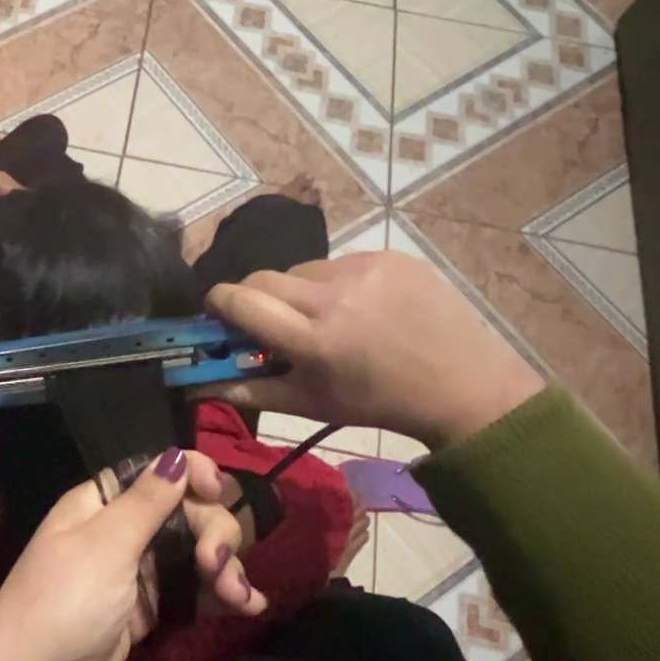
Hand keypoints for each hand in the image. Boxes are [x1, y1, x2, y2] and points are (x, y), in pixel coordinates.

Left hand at [0, 448, 251, 660]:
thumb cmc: (65, 602)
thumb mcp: (106, 546)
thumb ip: (147, 502)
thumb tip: (177, 455)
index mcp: (99, 504)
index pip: (153, 473)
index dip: (189, 474)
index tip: (216, 491)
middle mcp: (116, 531)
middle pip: (182, 512)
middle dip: (213, 532)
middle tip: (218, 564)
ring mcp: (132, 572)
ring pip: (192, 553)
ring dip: (223, 567)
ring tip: (240, 596)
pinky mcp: (143, 610)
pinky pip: (188, 591)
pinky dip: (216, 595)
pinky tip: (248, 605)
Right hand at [206, 252, 544, 447]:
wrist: (464, 385)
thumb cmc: (376, 403)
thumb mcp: (307, 404)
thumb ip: (246, 391)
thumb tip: (195, 383)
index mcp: (310, 338)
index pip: (239, 299)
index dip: (218, 302)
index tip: (217, 314)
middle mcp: (333, 296)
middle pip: (263, 277)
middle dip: (253, 296)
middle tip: (266, 320)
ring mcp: (364, 269)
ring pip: (301, 269)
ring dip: (296, 291)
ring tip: (321, 317)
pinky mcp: (390, 256)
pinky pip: (340, 263)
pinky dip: (335, 284)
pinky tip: (357, 307)